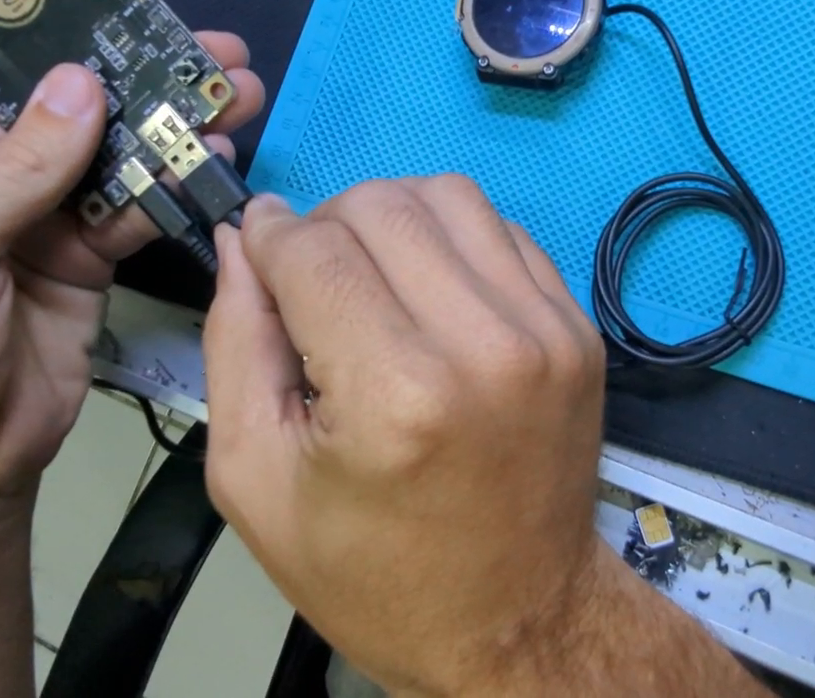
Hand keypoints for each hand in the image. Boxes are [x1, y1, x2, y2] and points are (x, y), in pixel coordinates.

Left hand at [0, 30, 259, 512]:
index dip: (22, 14)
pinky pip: (136, 206)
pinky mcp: (86, 254)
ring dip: (172, 124)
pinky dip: (175, 187)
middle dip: (134, 69)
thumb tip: (83, 83)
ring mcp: (35, 212)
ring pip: (113, 149)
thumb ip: (10, 170)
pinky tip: (216, 166)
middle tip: (211, 49)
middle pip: (61, 97)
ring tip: (236, 97)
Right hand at [204, 178, 767, 696]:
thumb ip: (235, 342)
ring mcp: (546, 329)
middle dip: (326, 220)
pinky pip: (505, 230)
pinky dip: (455, 237)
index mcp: (394, 394)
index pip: (314, 251)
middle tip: (310, 272)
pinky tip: (434, 286)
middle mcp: (484, 344)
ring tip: (372, 270)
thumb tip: (244, 237)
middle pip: (384, 205)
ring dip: (394, 214)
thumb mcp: (256, 480)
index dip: (269, 233)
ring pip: (450, 196)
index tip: (256, 240)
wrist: (515, 617)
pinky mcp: (578, 326)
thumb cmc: (372, 570)